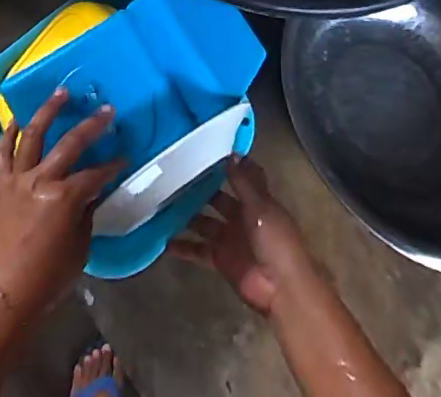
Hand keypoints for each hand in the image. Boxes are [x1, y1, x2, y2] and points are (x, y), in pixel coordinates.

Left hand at [0, 88, 122, 318]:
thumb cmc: (45, 280)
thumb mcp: (78, 249)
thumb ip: (85, 215)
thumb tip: (90, 196)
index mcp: (65, 198)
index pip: (95, 174)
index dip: (112, 166)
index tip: (123, 158)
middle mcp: (41, 179)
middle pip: (70, 144)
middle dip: (91, 125)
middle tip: (107, 110)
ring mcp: (17, 178)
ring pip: (33, 134)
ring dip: (48, 111)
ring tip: (61, 92)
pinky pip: (3, 151)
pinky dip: (9, 133)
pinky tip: (17, 118)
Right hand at [170, 156, 317, 315]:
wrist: (282, 289)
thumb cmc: (276, 242)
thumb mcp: (261, 207)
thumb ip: (243, 182)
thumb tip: (231, 152)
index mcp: (255, 201)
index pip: (238, 177)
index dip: (223, 166)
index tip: (201, 150)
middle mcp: (240, 216)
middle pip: (215, 198)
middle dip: (196, 189)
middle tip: (169, 175)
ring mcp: (228, 238)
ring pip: (202, 222)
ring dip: (185, 216)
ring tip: (158, 202)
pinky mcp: (219, 259)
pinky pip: (196, 249)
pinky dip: (181, 246)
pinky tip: (162, 239)